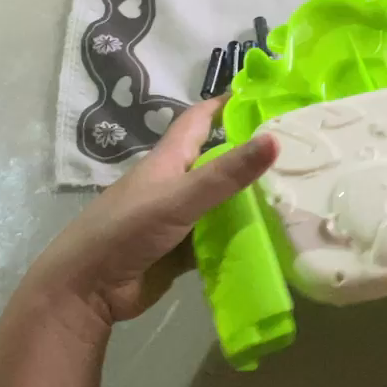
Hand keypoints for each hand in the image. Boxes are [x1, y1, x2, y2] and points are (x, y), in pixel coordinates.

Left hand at [19, 98, 277, 345]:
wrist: (87, 289)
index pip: (199, 120)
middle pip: (219, 163)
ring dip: (251, 201)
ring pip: (223, 204)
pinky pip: (219, 240)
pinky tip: (272, 239)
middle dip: (251, 156)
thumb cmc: (126, 230)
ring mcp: (180, 220)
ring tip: (297, 195)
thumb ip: (226, 174)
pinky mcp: (183, 252)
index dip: (226, 105)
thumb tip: (275, 139)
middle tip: (299, 152)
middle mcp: (176, 185)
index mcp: (169, 160)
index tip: (264, 97)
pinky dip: (241, 239)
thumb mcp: (179, 197)